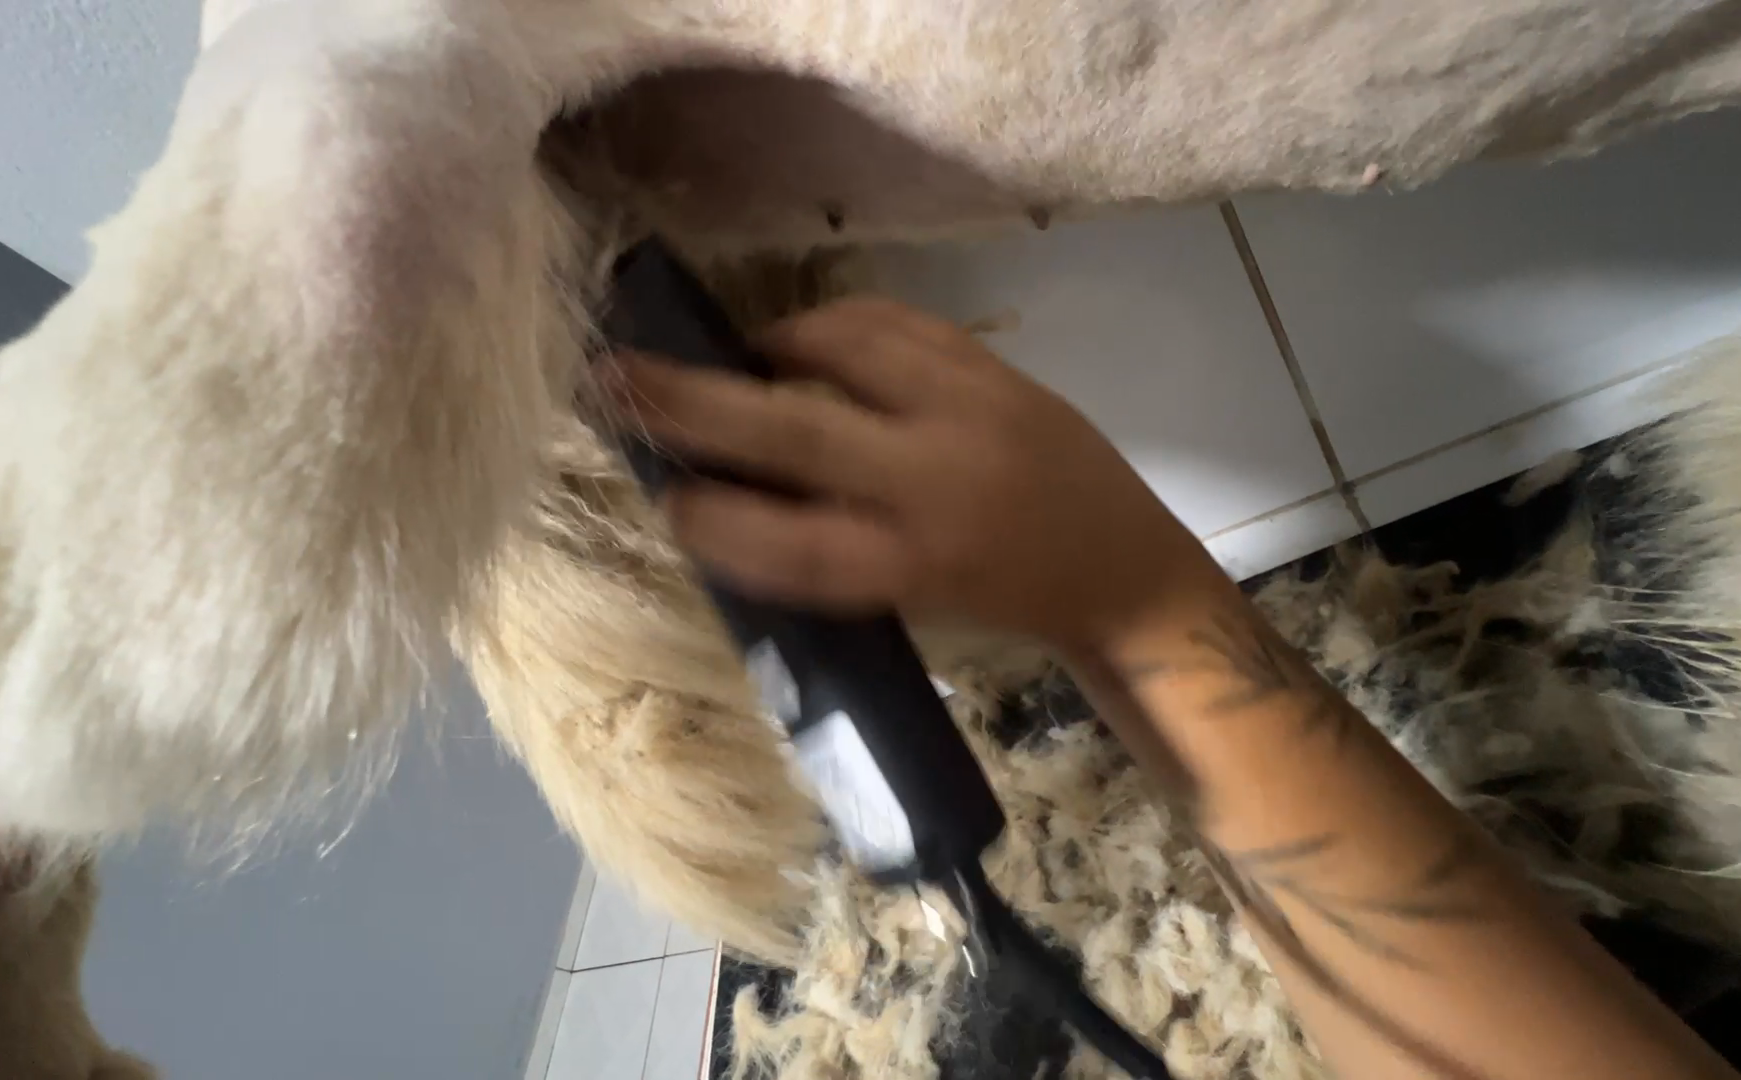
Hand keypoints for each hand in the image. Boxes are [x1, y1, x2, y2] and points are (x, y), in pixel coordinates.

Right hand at [601, 296, 1228, 651]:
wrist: (1123, 571)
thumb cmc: (1002, 607)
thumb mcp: (909, 604)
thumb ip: (824, 557)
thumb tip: (733, 503)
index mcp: (916, 565)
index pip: (786, 544)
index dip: (714, 522)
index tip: (661, 497)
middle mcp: (938, 481)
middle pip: (796, 432)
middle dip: (693, 403)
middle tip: (617, 377)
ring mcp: (970, 411)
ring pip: (842, 349)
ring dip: (772, 347)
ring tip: (736, 358)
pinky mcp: (995, 369)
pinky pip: (895, 322)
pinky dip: (835, 325)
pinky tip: (809, 340)